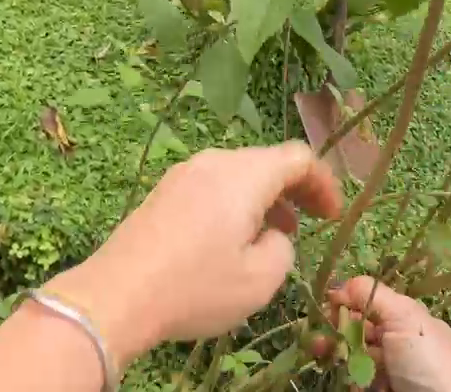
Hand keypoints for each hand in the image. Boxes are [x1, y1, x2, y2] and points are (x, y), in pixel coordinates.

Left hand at [45, 142, 341, 369]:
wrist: (117, 294)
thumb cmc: (195, 287)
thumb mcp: (259, 281)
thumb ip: (283, 249)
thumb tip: (274, 233)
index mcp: (244, 174)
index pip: (297, 157)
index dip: (323, 182)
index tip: (333, 215)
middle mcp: (216, 160)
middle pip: (267, 161)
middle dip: (295, 189)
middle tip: (311, 222)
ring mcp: (186, 172)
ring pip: (239, 173)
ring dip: (265, 197)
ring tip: (274, 234)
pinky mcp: (166, 189)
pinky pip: (214, 184)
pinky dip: (236, 202)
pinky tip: (231, 238)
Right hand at [328, 278, 450, 391]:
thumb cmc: (429, 362)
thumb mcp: (405, 317)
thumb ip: (371, 294)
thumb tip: (339, 284)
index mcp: (407, 319)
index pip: (369, 303)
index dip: (346, 302)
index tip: (326, 305)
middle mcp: (397, 345)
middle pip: (357, 331)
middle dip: (333, 332)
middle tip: (316, 341)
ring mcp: (390, 374)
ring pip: (353, 359)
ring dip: (335, 355)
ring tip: (321, 356)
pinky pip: (358, 383)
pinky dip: (350, 381)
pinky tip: (350, 383)